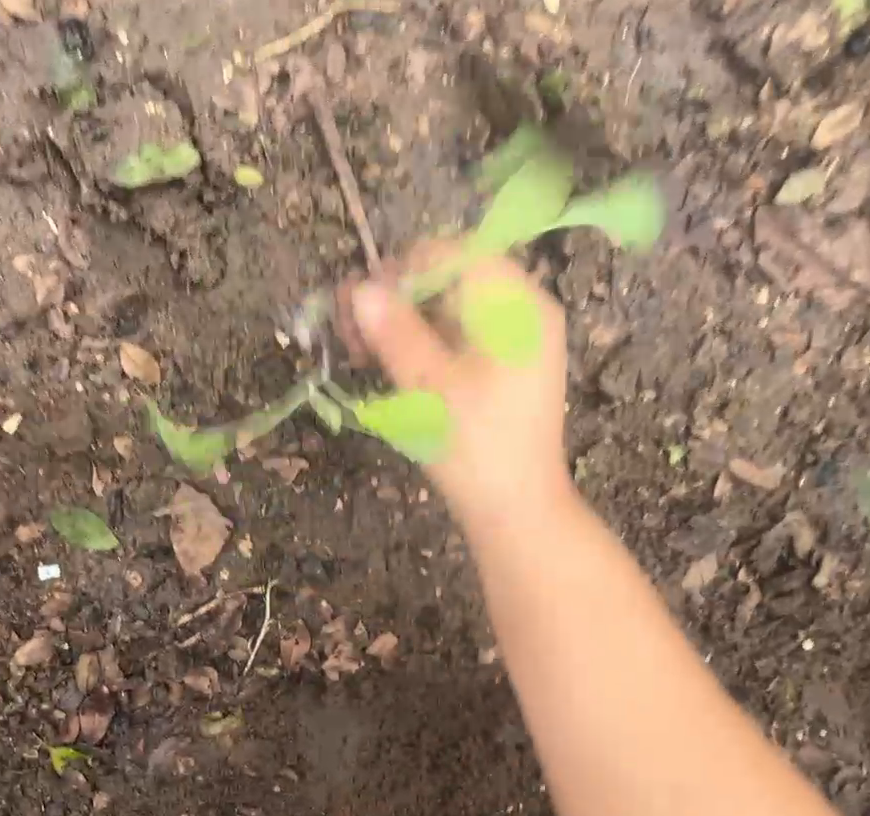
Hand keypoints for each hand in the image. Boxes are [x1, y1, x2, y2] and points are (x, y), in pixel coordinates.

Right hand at [343, 246, 576, 527]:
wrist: (515, 509)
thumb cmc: (475, 448)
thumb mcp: (429, 388)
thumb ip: (395, 334)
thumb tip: (359, 289)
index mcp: (515, 306)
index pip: (451, 253)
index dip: (400, 272)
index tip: (359, 309)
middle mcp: (517, 310)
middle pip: (445, 276)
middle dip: (393, 298)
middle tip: (352, 338)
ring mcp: (507, 337)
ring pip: (441, 306)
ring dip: (397, 322)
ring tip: (362, 355)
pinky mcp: (494, 363)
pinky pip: (448, 333)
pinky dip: (414, 341)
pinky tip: (387, 366)